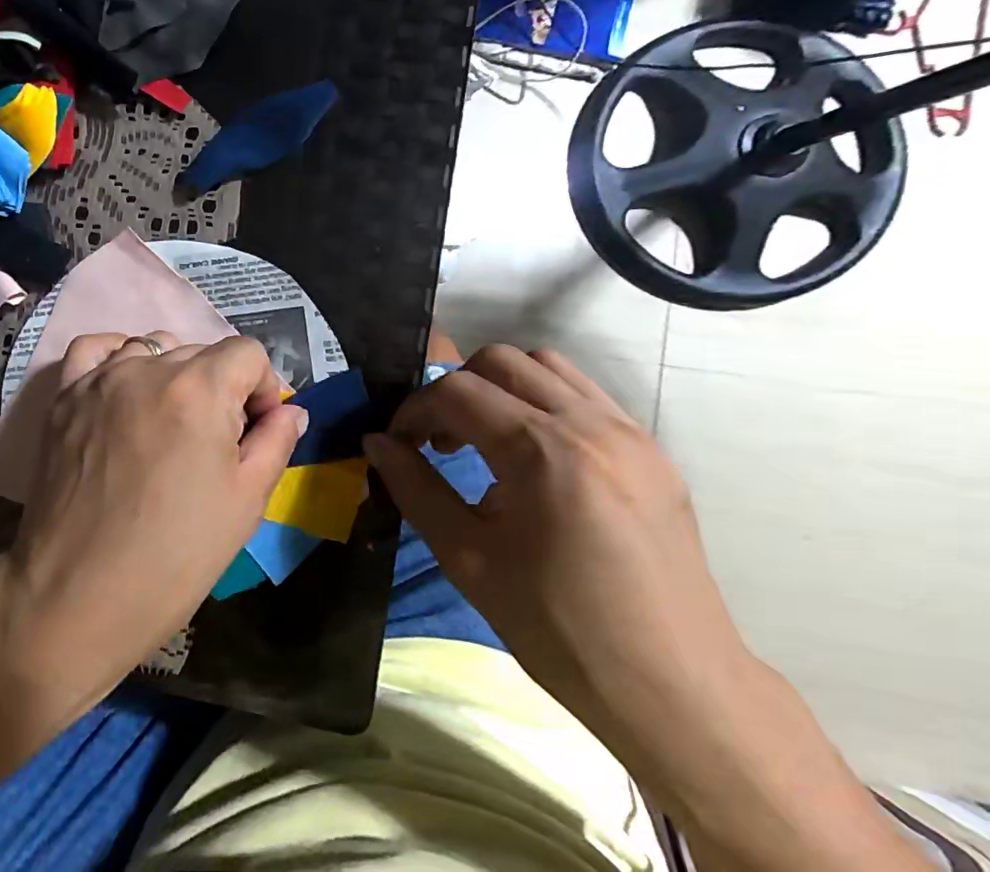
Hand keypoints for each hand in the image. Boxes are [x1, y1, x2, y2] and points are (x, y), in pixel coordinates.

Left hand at [2, 333, 307, 701]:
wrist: (80, 588)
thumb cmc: (175, 554)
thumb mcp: (245, 502)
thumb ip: (274, 442)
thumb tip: (288, 409)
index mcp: (198, 388)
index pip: (245, 353)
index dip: (260, 388)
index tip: (253, 431)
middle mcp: (144, 368)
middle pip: (197, 351)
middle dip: (217, 387)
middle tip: (210, 443)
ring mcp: (96, 380)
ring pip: (147, 349)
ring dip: (168, 375)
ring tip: (166, 424)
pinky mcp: (62, 398)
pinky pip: (91, 352)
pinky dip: (113, 357)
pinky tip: (122, 387)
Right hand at [363, 346, 748, 721]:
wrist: (668, 681)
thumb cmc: (553, 622)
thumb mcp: (464, 554)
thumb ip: (414, 486)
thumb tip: (376, 442)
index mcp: (542, 452)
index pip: (455, 392)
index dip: (412, 411)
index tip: (396, 445)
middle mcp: (592, 426)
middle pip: (501, 362)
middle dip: (453, 389)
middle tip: (436, 439)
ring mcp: (631, 435)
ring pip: (548, 367)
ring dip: (499, 388)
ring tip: (481, 438)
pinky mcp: (652, 453)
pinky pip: (586, 395)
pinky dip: (541, 403)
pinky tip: (528, 455)